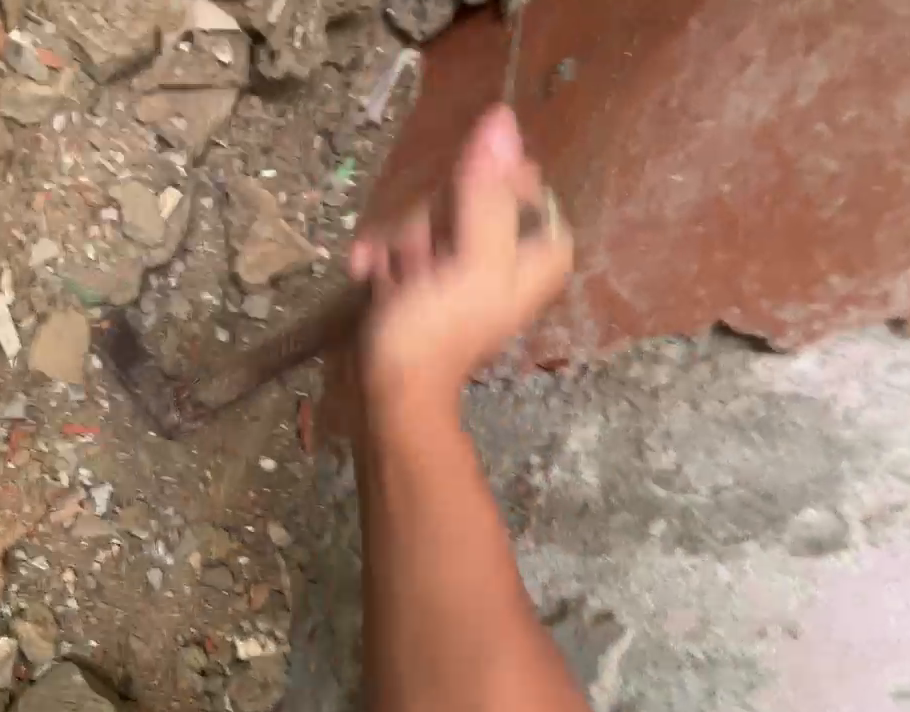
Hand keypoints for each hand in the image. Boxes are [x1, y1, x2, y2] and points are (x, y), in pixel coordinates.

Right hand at [343, 105, 572, 423]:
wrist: (389, 393)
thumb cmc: (434, 337)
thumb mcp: (469, 264)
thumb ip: (487, 194)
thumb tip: (499, 120)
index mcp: (539, 241)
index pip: (505, 174)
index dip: (466, 196)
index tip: (445, 238)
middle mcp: (505, 245)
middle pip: (458, 194)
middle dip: (422, 227)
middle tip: (415, 268)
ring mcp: (459, 261)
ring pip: (423, 215)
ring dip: (395, 246)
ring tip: (391, 283)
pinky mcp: (424, 274)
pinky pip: (400, 241)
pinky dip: (380, 258)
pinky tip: (370, 278)